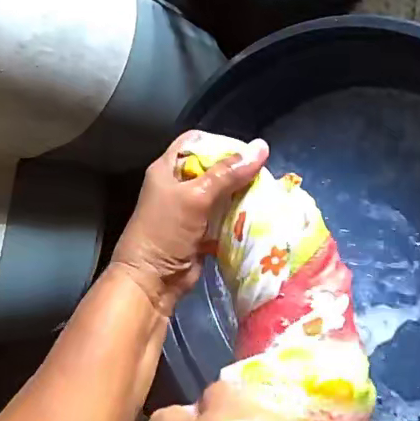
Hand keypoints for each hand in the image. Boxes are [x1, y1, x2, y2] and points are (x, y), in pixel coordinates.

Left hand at [108, 131, 267, 314]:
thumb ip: (228, 173)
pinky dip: (238, 217)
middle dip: (237, 171)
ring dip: (241, 196)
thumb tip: (262, 146)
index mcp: (167, 168)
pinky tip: (260, 216)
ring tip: (268, 194)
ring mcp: (189, 210)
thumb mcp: (196, 196)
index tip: (247, 151)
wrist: (151, 280)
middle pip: (212, 168)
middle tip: (264, 176)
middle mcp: (177, 185)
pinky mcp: (200, 231)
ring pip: (221, 194)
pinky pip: (223, 218)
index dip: (219, 142)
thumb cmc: (166, 230)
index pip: (195, 141)